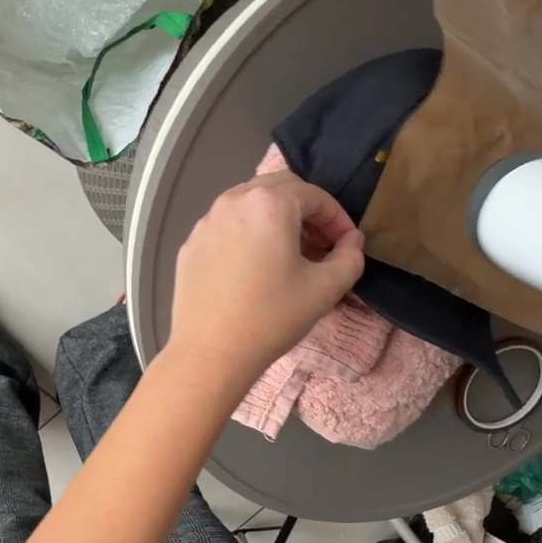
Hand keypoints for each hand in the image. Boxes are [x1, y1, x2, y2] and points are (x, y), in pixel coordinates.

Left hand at [165, 171, 366, 385]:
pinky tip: (254, 268)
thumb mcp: (325, 289)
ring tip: (289, 254)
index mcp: (270, 204)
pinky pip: (226, 226)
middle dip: (307, 211)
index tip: (347, 246)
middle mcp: (234, 201)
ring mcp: (206, 222)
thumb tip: (351, 242)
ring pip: (250, 204)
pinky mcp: (190, 245)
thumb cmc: (271, 318)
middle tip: (321, 244)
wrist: (210, 353)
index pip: (315, 196)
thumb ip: (350, 257)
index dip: (338, 218)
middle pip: (280, 189)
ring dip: (276, 219)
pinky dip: (247, 234)